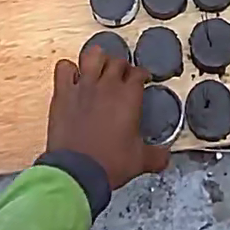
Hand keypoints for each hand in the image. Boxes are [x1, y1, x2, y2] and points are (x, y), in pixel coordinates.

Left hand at [47, 46, 169, 188]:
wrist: (77, 173)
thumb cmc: (110, 163)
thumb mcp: (139, 160)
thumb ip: (156, 155)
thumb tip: (166, 158)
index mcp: (129, 95)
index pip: (139, 72)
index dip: (141, 74)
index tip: (141, 79)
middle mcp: (108, 85)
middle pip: (117, 61)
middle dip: (120, 66)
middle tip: (120, 76)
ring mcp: (84, 87)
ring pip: (93, 56)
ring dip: (96, 59)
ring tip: (98, 68)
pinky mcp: (63, 94)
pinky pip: (63, 69)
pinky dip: (68, 70)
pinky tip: (72, 78)